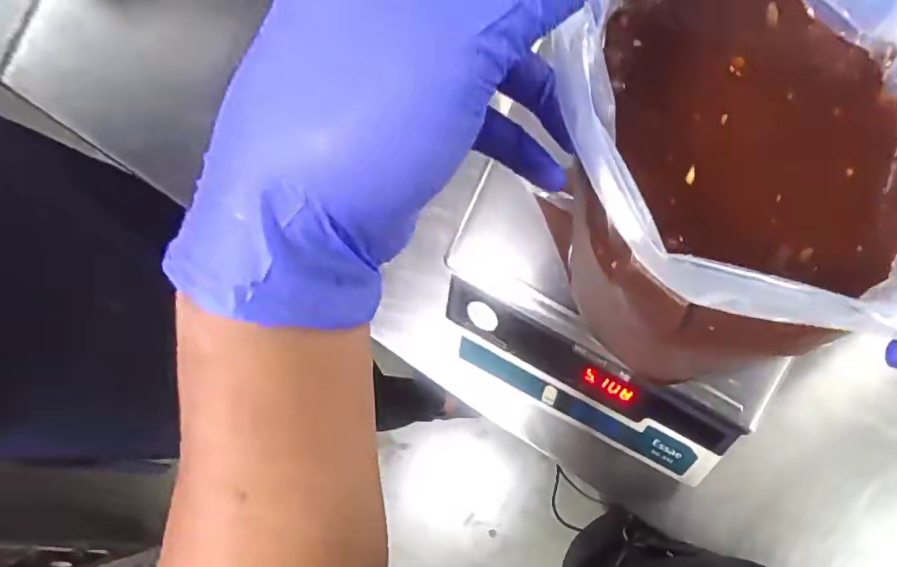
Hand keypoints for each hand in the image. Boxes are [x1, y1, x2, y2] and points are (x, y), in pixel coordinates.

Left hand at [164, 0, 581, 328]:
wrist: (306, 216)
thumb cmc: (372, 113)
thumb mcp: (456, 47)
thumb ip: (515, 8)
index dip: (534, 3)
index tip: (585, 15)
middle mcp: (387, 5)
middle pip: (483, 15)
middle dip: (543, 45)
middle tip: (590, 79)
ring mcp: (392, 65)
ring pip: (482, 67)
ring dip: (537, 105)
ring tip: (579, 141)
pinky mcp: (402, 122)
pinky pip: (469, 117)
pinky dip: (511, 143)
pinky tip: (548, 174)